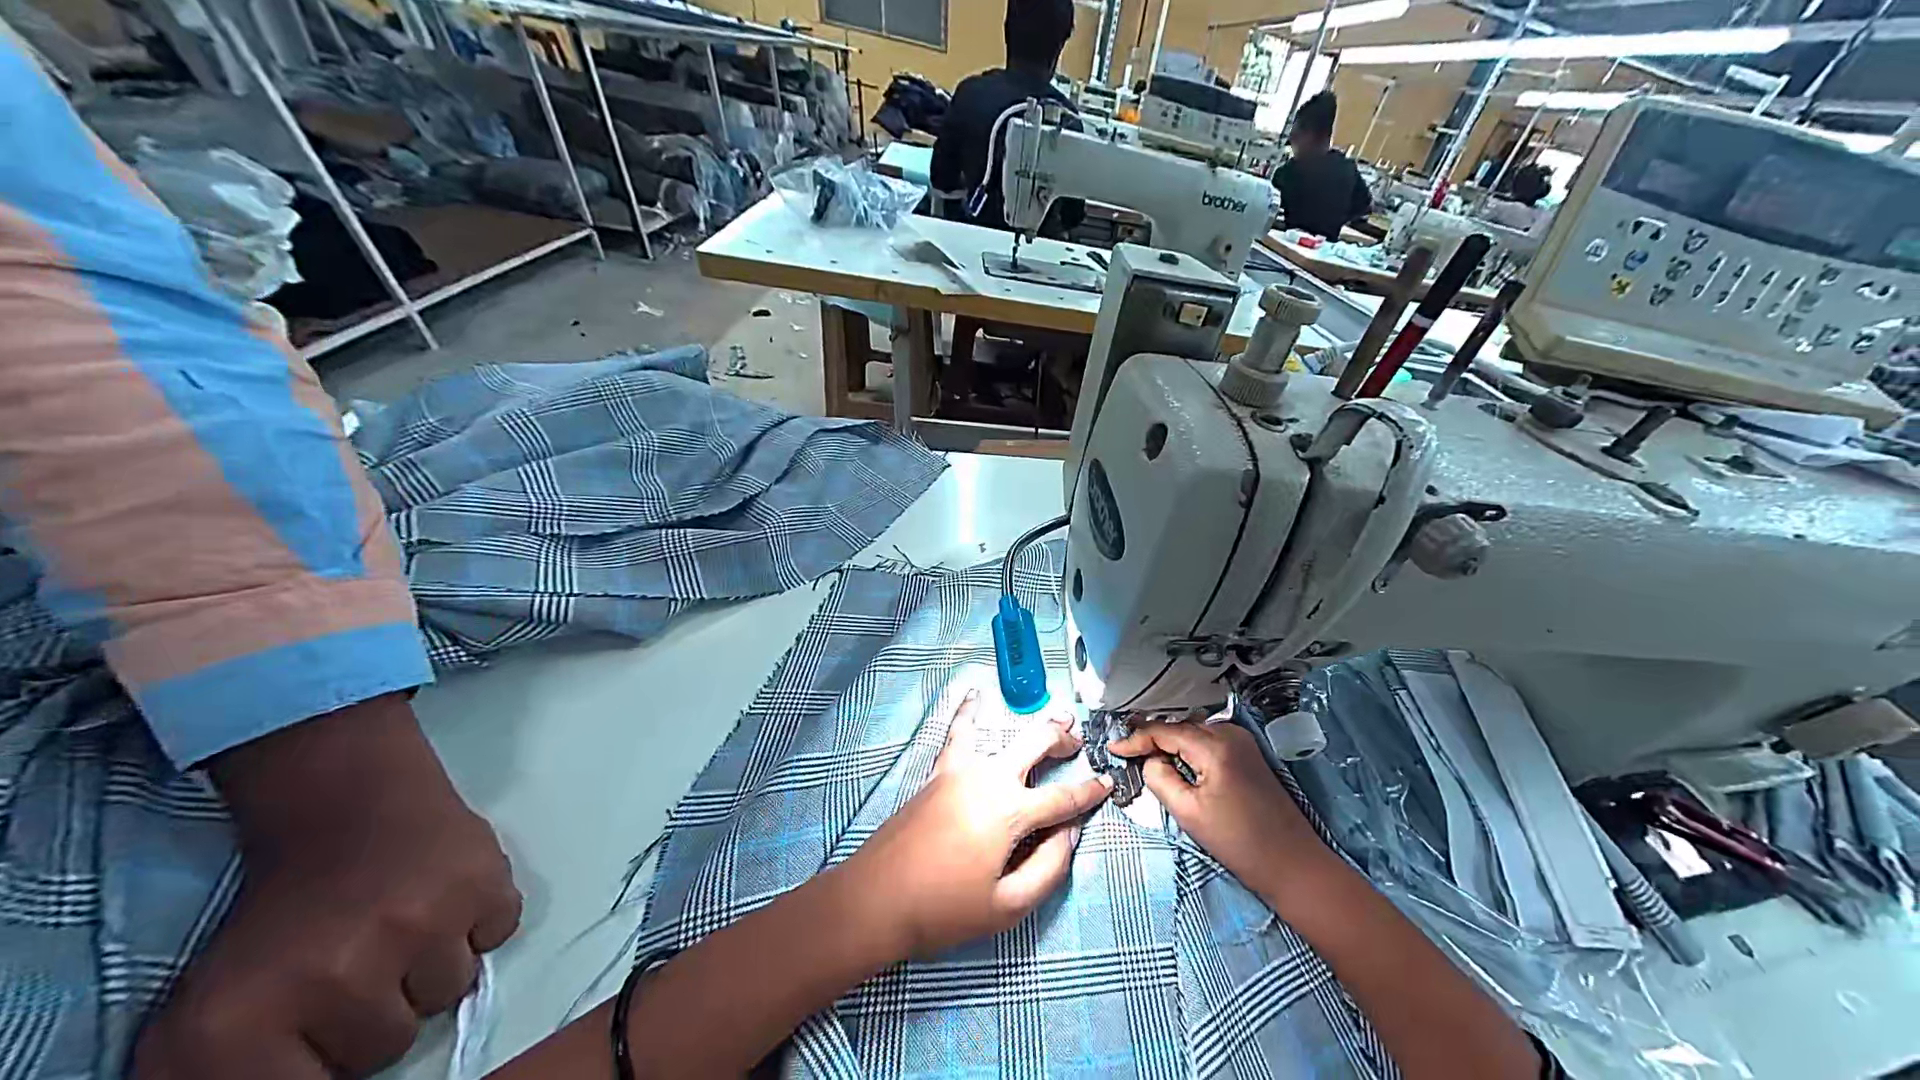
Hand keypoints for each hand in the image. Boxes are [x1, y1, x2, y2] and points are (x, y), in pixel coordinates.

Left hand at [134, 696, 521, 1079]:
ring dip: (437, 964)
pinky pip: (500, 932)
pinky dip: (484, 920)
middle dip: (385, 1011)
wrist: (349, 807)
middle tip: (370, 963)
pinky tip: (452, 898)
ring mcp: (422, 927)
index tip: (324, 1030)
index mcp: (242, 1026)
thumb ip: (233, 1076)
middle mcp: (336, 978)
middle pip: (390, 1047)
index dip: (322, 1064)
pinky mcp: (484, 885)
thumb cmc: (285, 916)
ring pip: (451, 992)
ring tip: (413, 925)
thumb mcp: (208, 1015)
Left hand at [841, 690, 1113, 959]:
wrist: (875, 898)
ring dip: (1028, 722)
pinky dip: (969, 711)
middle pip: (1035, 745)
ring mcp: (959, 770)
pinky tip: (973, 697)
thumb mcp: (1008, 906)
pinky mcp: (937, 773)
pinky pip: (958, 733)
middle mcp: (988, 778)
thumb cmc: (943, 909)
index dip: (1089, 793)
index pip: (1062, 798)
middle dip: (1062, 739)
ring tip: (1046, 715)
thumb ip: (1049, 868)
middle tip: (1078, 742)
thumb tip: (1069, 835)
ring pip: (1001, 731)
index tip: (1107, 784)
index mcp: (1010, 811)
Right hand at [1108, 719, 1338, 906]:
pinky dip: (1187, 747)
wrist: (1293, 865)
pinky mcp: (1247, 755)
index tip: (1113, 748)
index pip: (1164, 731)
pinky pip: (1207, 741)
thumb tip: (1150, 761)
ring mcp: (1242, 742)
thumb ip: (1160, 777)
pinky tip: (1174, 760)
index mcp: (1215, 745)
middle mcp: (1230, 734)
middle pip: (1179, 726)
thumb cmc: (1239, 842)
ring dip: (1169, 741)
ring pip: (1193, 731)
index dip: (1135, 739)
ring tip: (1143, 753)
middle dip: (1151, 737)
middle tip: (1125, 749)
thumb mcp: (1188, 812)